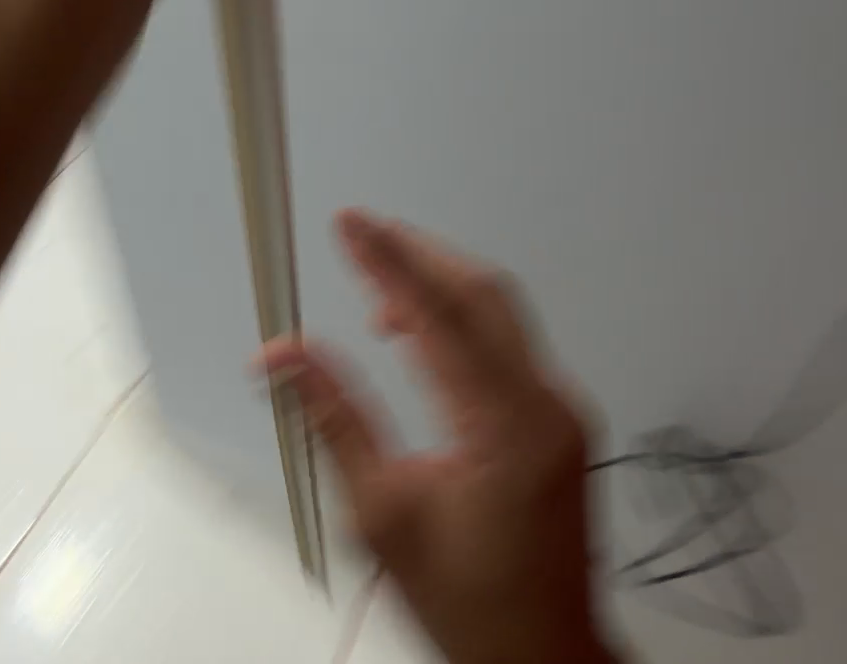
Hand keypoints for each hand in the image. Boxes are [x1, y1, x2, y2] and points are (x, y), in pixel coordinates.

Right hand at [261, 211, 617, 663]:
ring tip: (378, 280)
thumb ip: (334, 417)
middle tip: (364, 232)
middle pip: (480, 291)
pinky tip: (419, 328)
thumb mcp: (381, 512)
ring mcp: (559, 408)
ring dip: (437, 281)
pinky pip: (506, 339)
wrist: (542, 655)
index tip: (351, 226)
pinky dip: (459, 316)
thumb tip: (287, 356)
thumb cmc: (471, 603)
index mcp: (504, 426)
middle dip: (416, 252)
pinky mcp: (557, 416)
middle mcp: (544, 404)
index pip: (437, 312)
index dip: (386, 259)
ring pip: (498, 308)